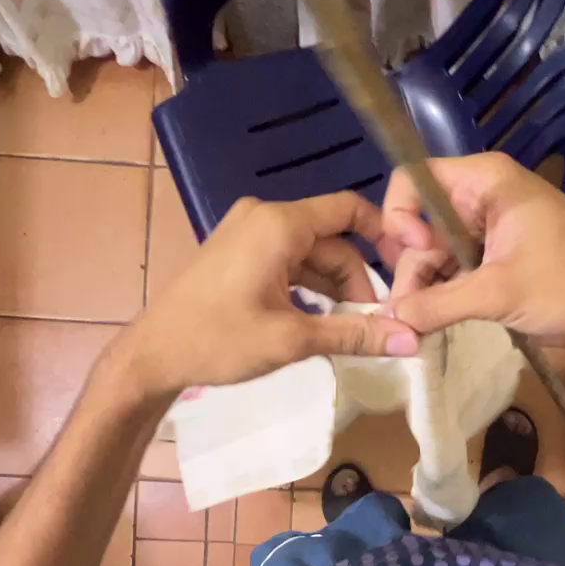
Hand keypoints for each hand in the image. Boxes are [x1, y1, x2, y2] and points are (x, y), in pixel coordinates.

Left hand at [118, 193, 418, 395]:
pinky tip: (315, 322)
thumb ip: (354, 336)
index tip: (407, 270)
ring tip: (347, 331)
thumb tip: (412, 340)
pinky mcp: (236, 254)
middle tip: (372, 325)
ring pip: (309, 254)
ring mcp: (246, 234)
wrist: (153, 355)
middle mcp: (264, 217)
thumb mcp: (293, 340)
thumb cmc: (220, 340)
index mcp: (279, 224)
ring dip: (332, 289)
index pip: (348, 210)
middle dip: (356, 280)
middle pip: (331, 239)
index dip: (384, 235)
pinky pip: (286, 262)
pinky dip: (307, 289)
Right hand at [376, 154, 564, 345]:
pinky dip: (441, 293)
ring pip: (432, 252)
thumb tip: (391, 318)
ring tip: (421, 327)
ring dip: (425, 288)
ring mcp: (486, 229)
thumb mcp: (498, 294)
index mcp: (485, 182)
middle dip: (412, 268)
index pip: (414, 179)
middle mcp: (480, 198)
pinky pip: (452, 269)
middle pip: (419, 225)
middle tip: (411, 315)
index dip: (401, 217)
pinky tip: (434, 322)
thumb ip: (438, 304)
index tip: (417, 253)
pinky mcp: (492, 257)